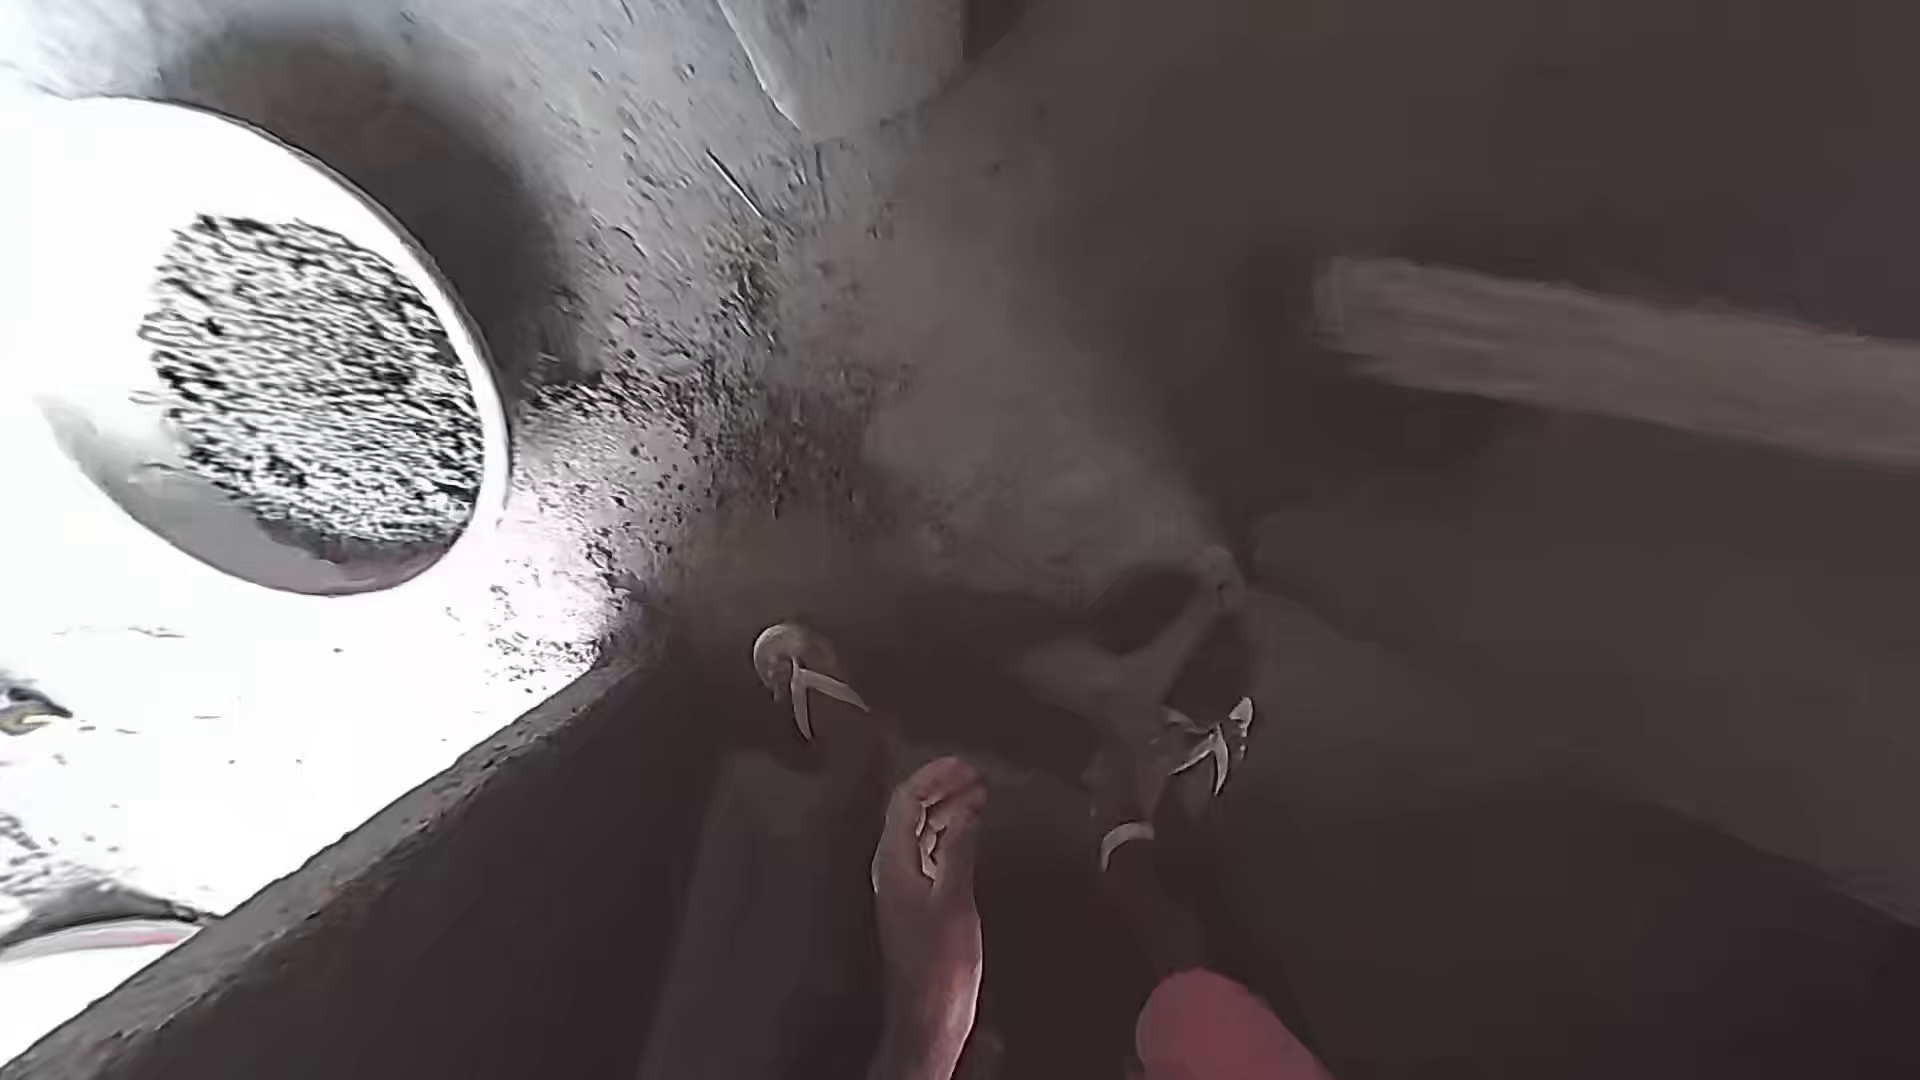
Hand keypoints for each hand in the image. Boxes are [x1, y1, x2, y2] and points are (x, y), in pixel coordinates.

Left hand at [869, 757, 986, 1079]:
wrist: (929, 1018)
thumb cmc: (940, 962)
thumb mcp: (954, 900)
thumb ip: (959, 848)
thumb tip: (968, 807)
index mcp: (893, 860)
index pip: (907, 801)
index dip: (933, 776)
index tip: (963, 763)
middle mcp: (893, 864)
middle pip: (913, 810)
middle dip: (944, 786)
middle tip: (976, 773)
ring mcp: (905, 879)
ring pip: (924, 827)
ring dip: (950, 806)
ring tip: (980, 792)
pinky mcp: (918, 894)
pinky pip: (932, 847)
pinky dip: (952, 830)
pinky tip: (972, 825)